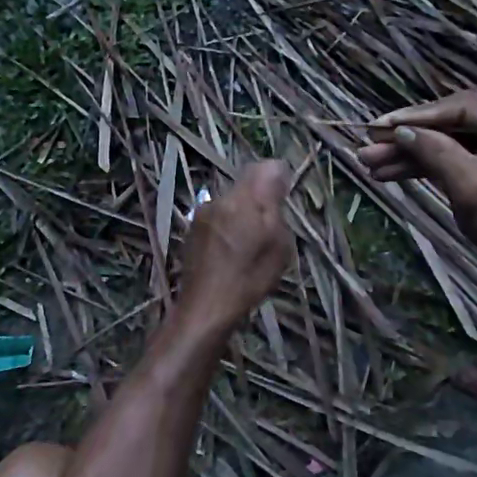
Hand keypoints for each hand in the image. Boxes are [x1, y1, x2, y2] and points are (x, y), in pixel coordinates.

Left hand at [178, 161, 294, 329]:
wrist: (205, 307)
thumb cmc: (249, 277)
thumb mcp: (277, 244)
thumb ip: (275, 205)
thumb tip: (275, 173)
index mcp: (242, 198)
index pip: (263, 168)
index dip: (277, 178)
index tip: (284, 198)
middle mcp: (218, 198)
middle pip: (245, 186)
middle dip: (259, 201)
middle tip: (270, 230)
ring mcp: (201, 214)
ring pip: (231, 203)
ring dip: (242, 216)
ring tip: (249, 247)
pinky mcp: (191, 231)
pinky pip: (218, 219)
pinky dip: (228, 228)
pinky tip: (231, 254)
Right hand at [355, 91, 476, 276]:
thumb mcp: (470, 188)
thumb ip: (436, 154)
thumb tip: (402, 131)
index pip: (458, 108)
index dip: (415, 117)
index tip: (379, 127)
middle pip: (452, 122)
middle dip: (409, 137)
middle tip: (368, 149)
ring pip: (451, 142)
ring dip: (414, 154)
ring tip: (373, 165)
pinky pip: (460, 157)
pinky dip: (431, 166)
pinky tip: (397, 173)